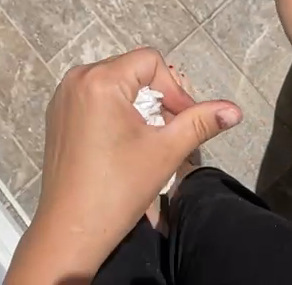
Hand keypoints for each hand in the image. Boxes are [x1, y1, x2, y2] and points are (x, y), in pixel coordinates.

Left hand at [6, 48, 239, 282]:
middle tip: (169, 132)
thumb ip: (200, 123)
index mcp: (101, 79)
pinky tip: (121, 143)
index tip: (183, 121)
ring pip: (114, 83)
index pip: (150, 61)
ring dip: (136, 104)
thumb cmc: (119, 189)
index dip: (173, 88)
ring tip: (148, 138)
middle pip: (131, 70)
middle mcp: (78, 77)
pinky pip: (93, 95)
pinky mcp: (57, 111)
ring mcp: (64, 94)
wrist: (70, 230)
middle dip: (156, 98)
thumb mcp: (165, 152)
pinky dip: (113, 110)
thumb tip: (235, 110)